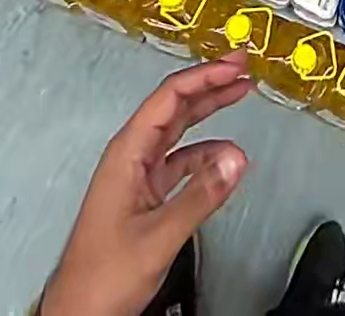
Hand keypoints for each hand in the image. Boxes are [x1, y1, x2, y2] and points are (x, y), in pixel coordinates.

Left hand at [40, 53, 253, 315]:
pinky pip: (181, 157)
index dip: (203, 76)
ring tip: (239, 92)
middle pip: (176, 104)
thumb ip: (200, 196)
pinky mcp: (147, 192)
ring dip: (210, 108)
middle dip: (210, 82)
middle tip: (241, 66)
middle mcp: (133, 153)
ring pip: (179, 127)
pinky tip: (226, 153)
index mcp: (128, 151)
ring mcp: (139, 172)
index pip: (170, 97)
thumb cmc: (103, 278)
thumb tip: (237, 158)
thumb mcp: (157, 237)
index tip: (233, 67)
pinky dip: (206, 150)